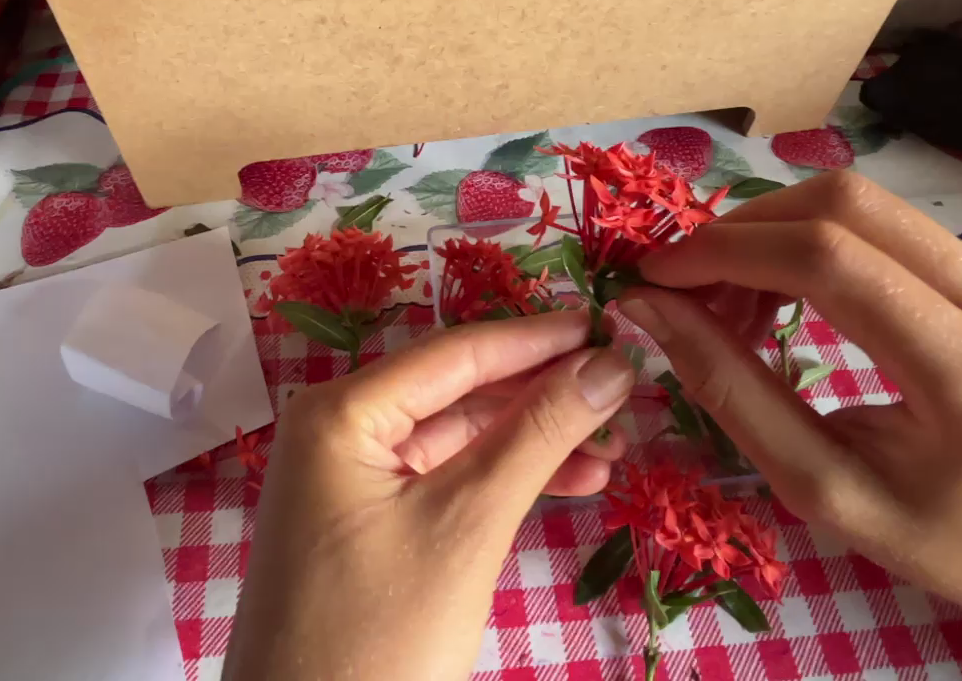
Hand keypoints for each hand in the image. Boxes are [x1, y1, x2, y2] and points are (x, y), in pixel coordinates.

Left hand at [222, 311, 635, 680]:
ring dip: (535, 440)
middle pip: (460, 391)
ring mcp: (353, 474)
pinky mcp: (372, 517)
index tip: (605, 323)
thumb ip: (540, 435)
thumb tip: (611, 362)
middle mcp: (342, 427)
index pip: (456, 353)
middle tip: (620, 388)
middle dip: (543, 394)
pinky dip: (506, 478)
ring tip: (614, 445)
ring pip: (460, 435)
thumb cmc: (382, 638)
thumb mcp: (469, 524)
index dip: (537, 338)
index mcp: (342, 410)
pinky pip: (448, 476)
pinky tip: (572, 479)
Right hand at [621, 171, 961, 632]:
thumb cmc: (941, 542)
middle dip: (741, 230)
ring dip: (769, 230)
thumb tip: (650, 308)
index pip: (830, 264)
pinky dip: (804, 240)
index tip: (656, 273)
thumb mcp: (818, 487)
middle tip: (685, 280)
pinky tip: (776, 288)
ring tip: (726, 293)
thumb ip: (728, 389)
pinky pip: (880, 225)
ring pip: (859, 202)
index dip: (727, 252)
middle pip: (844, 207)